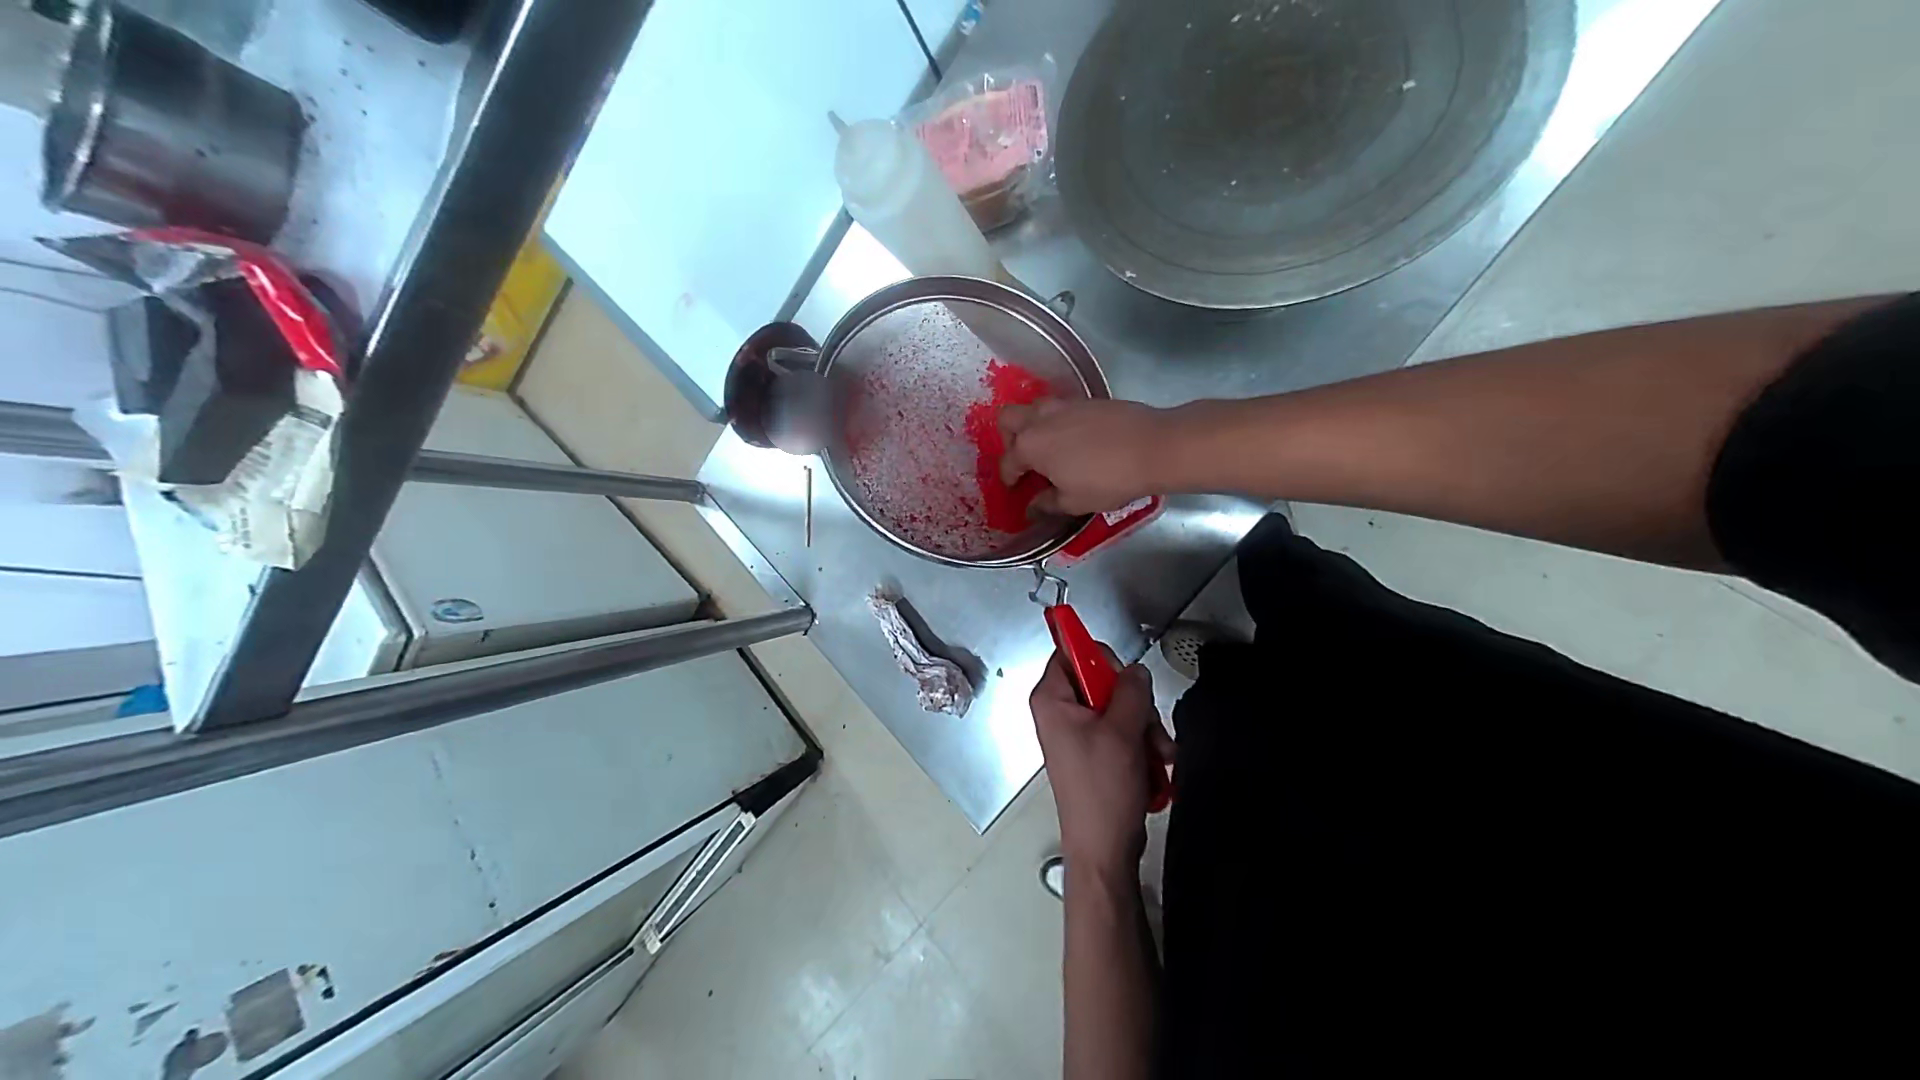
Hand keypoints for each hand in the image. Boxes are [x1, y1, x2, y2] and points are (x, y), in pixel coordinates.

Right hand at [999, 398, 1177, 515]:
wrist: (1153, 447)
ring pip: (1034, 408)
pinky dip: (1058, 422)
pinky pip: (1060, 408)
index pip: (1007, 463)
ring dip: (1032, 425)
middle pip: (1008, 419)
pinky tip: (1074, 439)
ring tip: (1048, 447)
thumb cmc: (1108, 480)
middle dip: (1009, 438)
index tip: (1016, 489)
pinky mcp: (1087, 399)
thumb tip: (1034, 506)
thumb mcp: (1075, 502)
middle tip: (1023, 458)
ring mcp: (1064, 405)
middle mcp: (1040, 420)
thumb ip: (1048, 503)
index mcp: (1029, 446)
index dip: (1009, 479)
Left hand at [1030, 648, 1174, 876]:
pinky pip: (1123, 730)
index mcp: (1051, 699)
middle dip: (1133, 701)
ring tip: (1156, 752)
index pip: (1069, 652)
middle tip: (1145, 724)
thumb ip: (1131, 690)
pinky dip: (1142, 743)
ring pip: (1119, 706)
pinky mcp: (1096, 751)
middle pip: (1101, 679)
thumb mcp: (1122, 730)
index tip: (1121, 674)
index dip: (1098, 656)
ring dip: (1145, 726)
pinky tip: (1155, 764)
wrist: (1104, 847)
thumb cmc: (1103, 789)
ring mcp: (1078, 732)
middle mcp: (1059, 711)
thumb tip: (1135, 670)